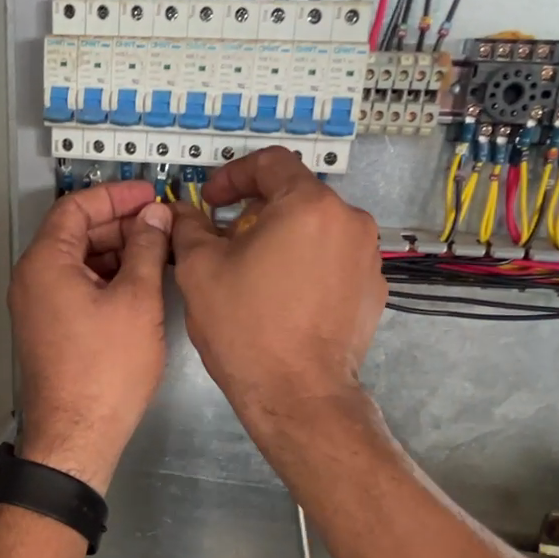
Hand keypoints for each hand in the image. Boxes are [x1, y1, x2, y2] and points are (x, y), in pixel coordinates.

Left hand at [11, 181, 171, 492]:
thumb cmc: (107, 368)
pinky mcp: (49, 330)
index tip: (151, 194)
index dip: (115, 196)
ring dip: (116, 253)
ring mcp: (38, 307)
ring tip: (160, 253)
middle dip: (120, 225)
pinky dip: (107, 279)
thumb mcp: (137, 300)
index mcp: (44, 263)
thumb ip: (146, 249)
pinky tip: (141, 284)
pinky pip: (76, 288)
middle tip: (163, 225)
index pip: (75, 207)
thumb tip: (154, 215)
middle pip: (75, 233)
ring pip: (78, 262)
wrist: (77, 436)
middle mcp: (32, 280)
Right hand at [171, 148, 385, 429]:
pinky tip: (284, 300)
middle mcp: (350, 220)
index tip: (211, 201)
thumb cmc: (245, 327)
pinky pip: (334, 262)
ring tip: (255, 274)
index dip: (234, 175)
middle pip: (297, 198)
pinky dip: (307, 267)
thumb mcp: (199, 271)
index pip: (271, 163)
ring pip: (317, 231)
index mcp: (309, 205)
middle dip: (257, 213)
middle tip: (226, 243)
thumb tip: (185, 211)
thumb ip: (190, 227)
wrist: (298, 395)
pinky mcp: (373, 290)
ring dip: (283, 240)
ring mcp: (368, 257)